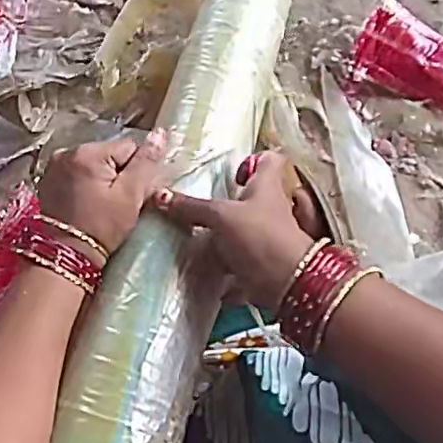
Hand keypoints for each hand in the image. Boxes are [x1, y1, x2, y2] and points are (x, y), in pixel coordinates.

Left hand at [37, 129, 166, 253]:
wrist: (67, 255)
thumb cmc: (102, 227)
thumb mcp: (130, 195)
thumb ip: (146, 163)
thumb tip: (160, 134)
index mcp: (88, 153)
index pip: (129, 147)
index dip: (137, 171)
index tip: (132, 194)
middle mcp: (67, 152)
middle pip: (111, 153)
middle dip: (119, 173)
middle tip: (118, 201)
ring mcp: (55, 165)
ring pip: (96, 163)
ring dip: (104, 178)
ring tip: (103, 203)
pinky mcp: (49, 179)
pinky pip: (79, 172)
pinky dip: (87, 183)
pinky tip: (89, 202)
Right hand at [149, 151, 321, 307]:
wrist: (284, 283)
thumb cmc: (259, 235)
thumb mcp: (221, 216)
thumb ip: (191, 207)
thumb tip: (158, 194)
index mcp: (267, 186)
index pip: (268, 159)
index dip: (253, 159)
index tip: (231, 171)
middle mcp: (269, 208)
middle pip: (249, 197)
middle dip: (226, 201)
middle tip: (197, 202)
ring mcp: (265, 236)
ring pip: (240, 229)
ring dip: (220, 234)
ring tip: (190, 233)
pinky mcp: (258, 262)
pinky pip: (235, 260)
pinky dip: (221, 265)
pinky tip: (199, 266)